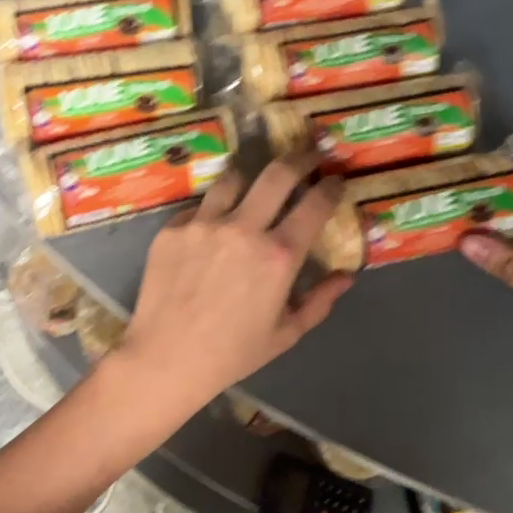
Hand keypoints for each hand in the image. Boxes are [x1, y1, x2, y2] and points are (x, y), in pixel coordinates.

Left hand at [114, 153, 353, 408]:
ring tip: (255, 183)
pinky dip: (212, 212)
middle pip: (278, 173)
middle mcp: (243, 228)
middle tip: (308, 154)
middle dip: (300, 157)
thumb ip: (320, 300)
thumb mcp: (286, 333)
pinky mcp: (172, 228)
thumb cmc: (233, 353)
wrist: (166, 358)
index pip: (315, 203)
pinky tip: (213, 227)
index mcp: (279, 254)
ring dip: (251, 177)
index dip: (331, 186)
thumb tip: (347, 276)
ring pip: (234, 179)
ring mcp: (203, 223)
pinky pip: (199, 207)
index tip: (336, 180)